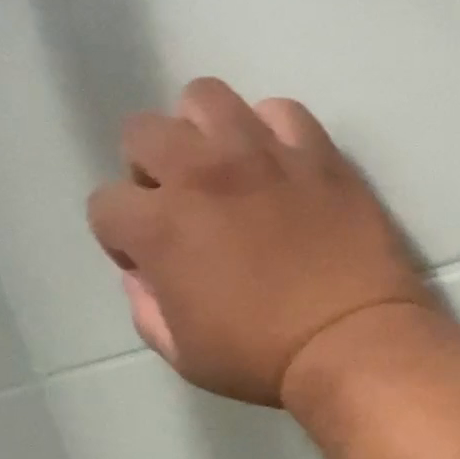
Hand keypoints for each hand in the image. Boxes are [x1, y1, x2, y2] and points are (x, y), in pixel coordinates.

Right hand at [87, 78, 436, 405]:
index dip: (120, 237)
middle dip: (149, 169)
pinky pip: (282, 111)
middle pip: (143, 133)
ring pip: (205, 98)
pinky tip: (282, 167)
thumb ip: (149, 312)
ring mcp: (262, 154)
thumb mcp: (186, 357)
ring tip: (225, 171)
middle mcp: (201, 174)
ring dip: (202, 132)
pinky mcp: (316, 152)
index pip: (105, 205)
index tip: (147, 262)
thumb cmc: (264, 360)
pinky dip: (272, 132)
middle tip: (182, 208)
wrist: (353, 343)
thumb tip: (142, 278)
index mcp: (161, 227)